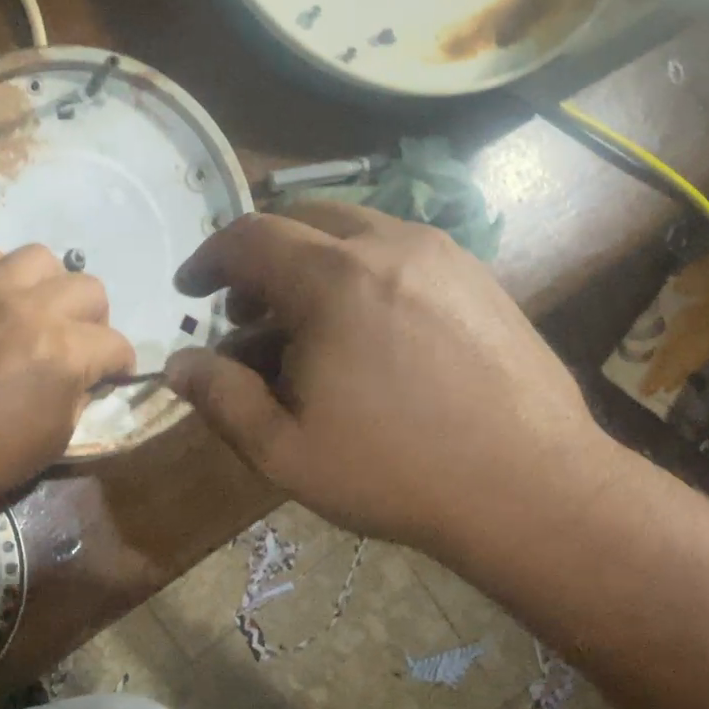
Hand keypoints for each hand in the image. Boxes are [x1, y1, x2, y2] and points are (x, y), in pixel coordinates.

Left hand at [0, 241, 134, 497]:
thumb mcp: (58, 436)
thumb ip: (79, 393)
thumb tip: (86, 375)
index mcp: (66, 350)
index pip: (116, 344)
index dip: (119, 365)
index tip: (112, 376)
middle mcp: (34, 309)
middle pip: (89, 289)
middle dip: (93, 321)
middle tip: (77, 345)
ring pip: (40, 258)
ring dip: (48, 285)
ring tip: (37, 312)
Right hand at [166, 202, 613, 550]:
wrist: (529, 487)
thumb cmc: (392, 472)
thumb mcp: (283, 449)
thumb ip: (221, 397)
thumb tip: (179, 363)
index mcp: (334, 281)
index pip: (250, 238)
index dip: (208, 260)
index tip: (188, 290)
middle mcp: (390, 246)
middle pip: (303, 220)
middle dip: (258, 261)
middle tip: (242, 317)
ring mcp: (443, 257)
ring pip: (354, 234)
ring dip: (307, 269)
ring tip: (298, 334)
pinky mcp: (477, 280)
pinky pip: (397, 255)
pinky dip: (356, 277)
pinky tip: (359, 339)